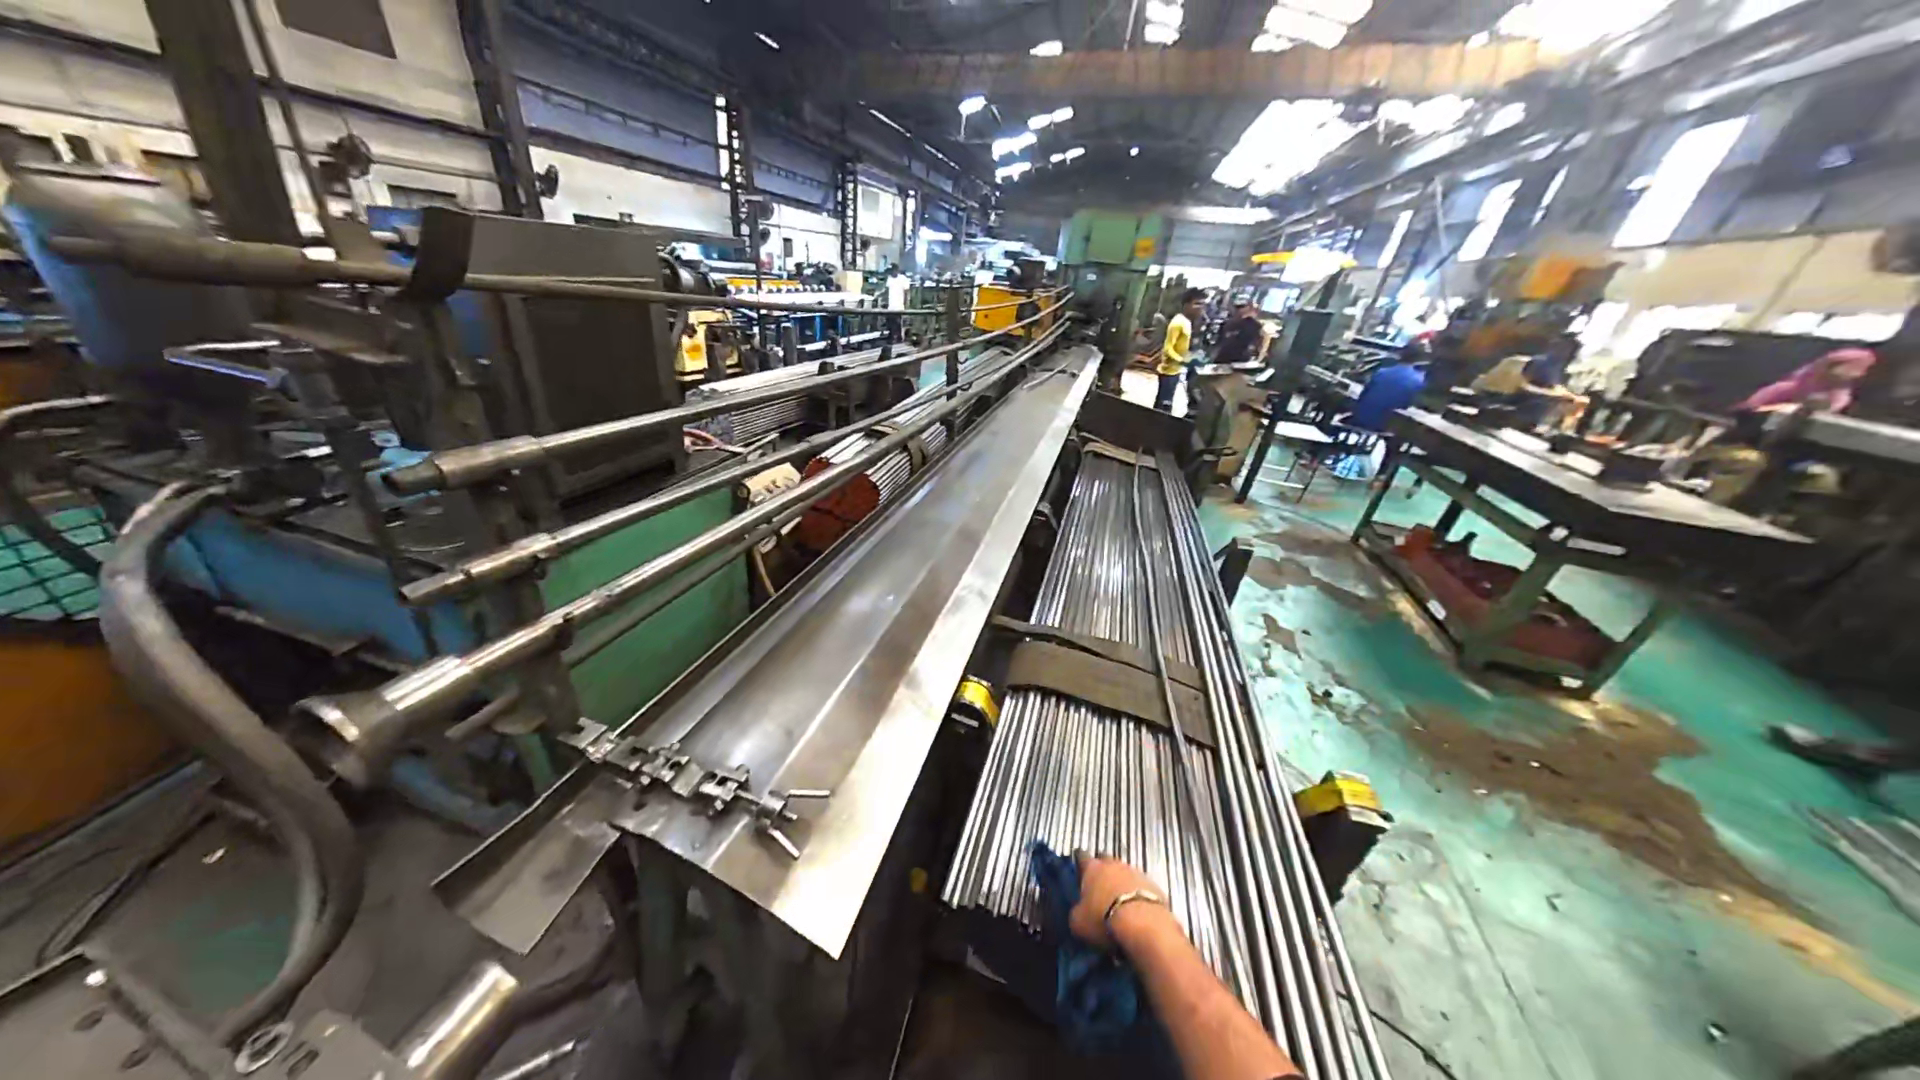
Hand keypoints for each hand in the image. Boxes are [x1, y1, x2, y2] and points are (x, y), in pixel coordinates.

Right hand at [1070, 851, 1168, 949]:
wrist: (1144, 926)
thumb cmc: (1104, 920)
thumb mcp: (1078, 923)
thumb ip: (1076, 912)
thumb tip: (1079, 911)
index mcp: (1092, 868)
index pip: (1081, 856)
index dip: (1079, 864)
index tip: (1079, 873)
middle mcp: (1113, 864)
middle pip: (1106, 861)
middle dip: (1102, 871)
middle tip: (1099, 888)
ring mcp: (1136, 873)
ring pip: (1125, 873)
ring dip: (1122, 884)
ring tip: (1120, 903)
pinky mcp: (1155, 886)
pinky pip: (1141, 887)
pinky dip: (1138, 895)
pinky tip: (1137, 911)